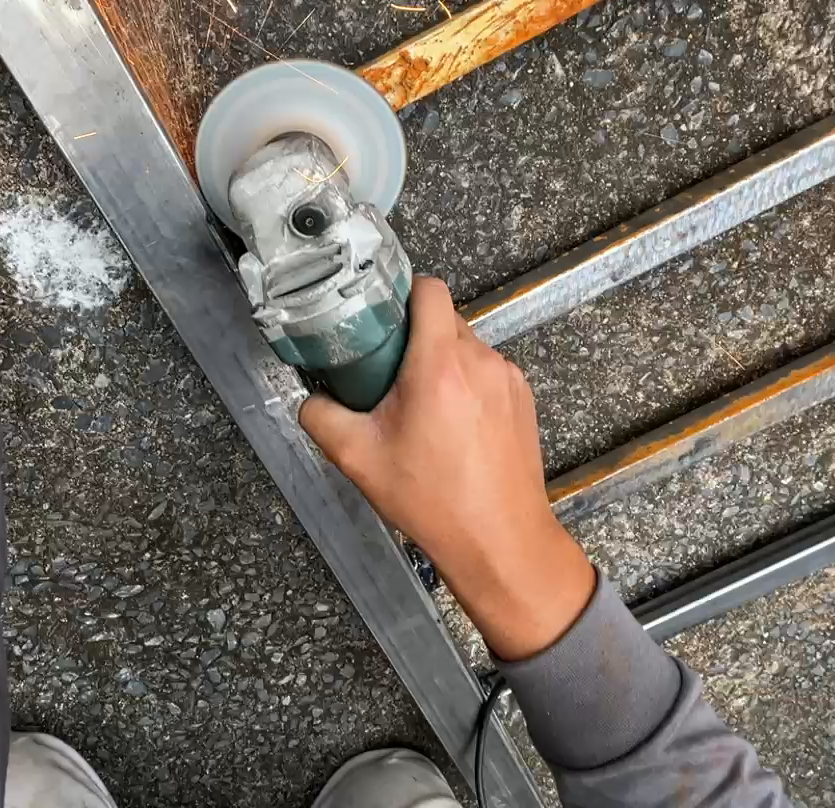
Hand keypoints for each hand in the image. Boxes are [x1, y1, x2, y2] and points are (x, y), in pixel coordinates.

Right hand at [299, 277, 595, 660]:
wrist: (501, 544)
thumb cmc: (433, 502)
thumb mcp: (357, 459)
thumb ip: (320, 417)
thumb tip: (311, 398)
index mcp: (439, 366)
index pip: (428, 289)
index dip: (401, 292)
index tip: (381, 317)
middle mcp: (480, 362)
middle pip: (443, 317)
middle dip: (413, 335)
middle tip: (388, 373)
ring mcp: (508, 378)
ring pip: (465, 343)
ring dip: (440, 360)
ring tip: (419, 404)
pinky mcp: (523, 398)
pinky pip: (486, 369)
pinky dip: (465, 382)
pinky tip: (451, 423)